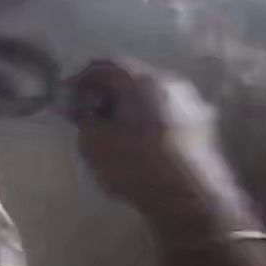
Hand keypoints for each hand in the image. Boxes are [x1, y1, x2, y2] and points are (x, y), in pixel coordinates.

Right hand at [66, 60, 261, 241]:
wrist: (190, 199)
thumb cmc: (134, 165)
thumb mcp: (93, 141)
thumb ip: (79, 117)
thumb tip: (68, 105)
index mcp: (142, 81)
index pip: (104, 65)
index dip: (78, 79)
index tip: (64, 98)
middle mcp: (171, 83)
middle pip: (129, 76)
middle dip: (102, 91)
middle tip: (82, 113)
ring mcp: (191, 103)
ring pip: (147, 94)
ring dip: (123, 104)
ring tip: (105, 128)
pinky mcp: (201, 124)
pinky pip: (162, 109)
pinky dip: (141, 115)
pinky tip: (130, 138)